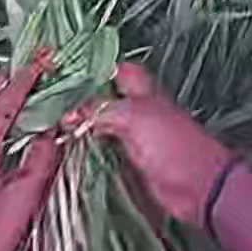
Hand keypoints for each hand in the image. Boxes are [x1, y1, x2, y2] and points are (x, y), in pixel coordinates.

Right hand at [67, 63, 231, 224]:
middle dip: (87, 97)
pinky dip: (93, 142)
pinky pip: (109, 143)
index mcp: (144, 90)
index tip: (69, 75)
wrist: (195, 181)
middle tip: (57, 104)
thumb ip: (106, 110)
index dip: (97, 70)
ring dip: (88, 121)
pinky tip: (77, 148)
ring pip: (108, 118)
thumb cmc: (172, 143)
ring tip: (60, 125)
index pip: (118, 70)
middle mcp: (141, 107)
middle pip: (110, 95)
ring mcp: (138, 131)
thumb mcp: (136, 118)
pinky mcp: (135, 156)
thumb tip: (74, 110)